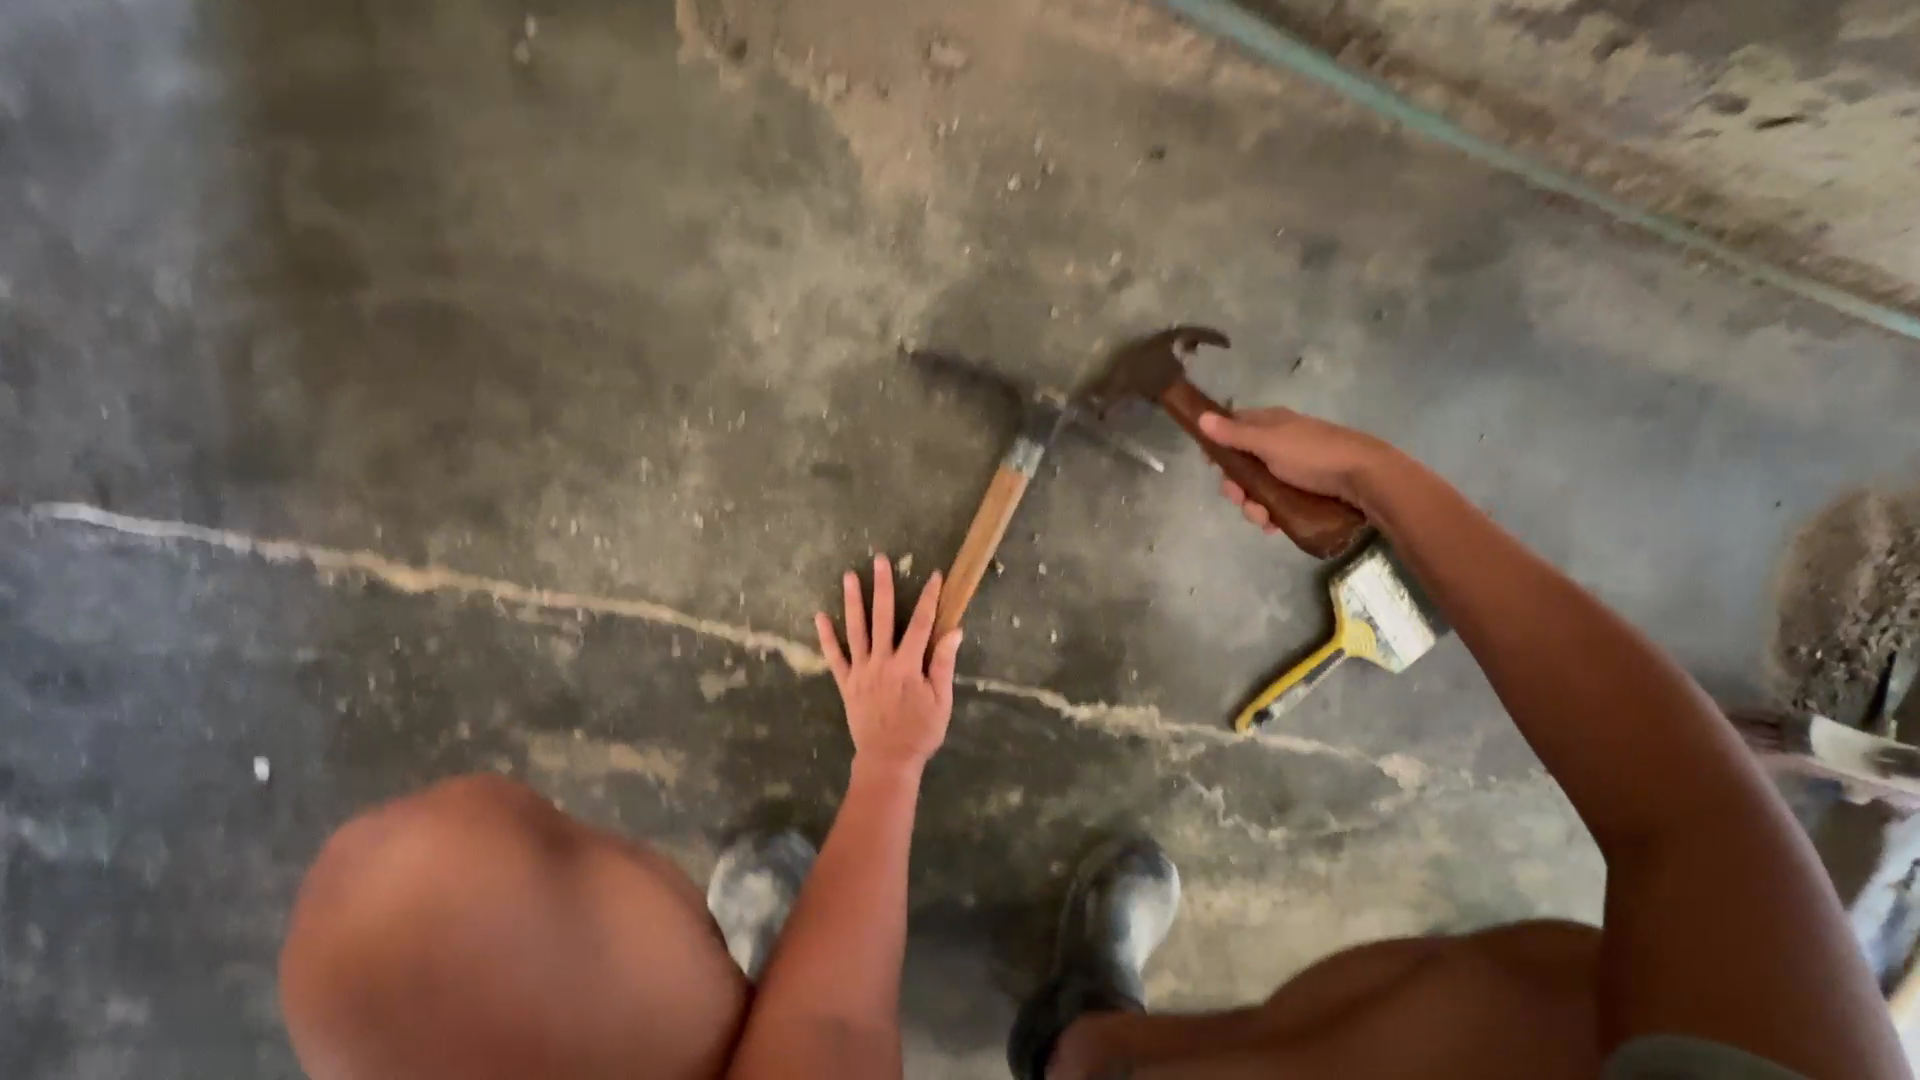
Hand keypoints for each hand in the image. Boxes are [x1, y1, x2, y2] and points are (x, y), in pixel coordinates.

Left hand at [814, 554, 962, 773]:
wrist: (888, 760)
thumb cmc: (920, 732)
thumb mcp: (941, 701)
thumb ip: (943, 665)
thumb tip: (954, 631)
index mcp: (908, 665)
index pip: (921, 624)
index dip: (929, 598)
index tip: (934, 575)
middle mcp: (882, 662)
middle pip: (883, 617)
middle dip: (883, 587)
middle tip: (880, 559)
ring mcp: (861, 671)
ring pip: (856, 630)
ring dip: (853, 602)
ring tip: (849, 576)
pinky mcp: (846, 684)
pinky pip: (835, 657)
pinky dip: (827, 637)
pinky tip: (820, 616)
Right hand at [1196, 408, 1395, 532]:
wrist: (1365, 478)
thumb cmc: (1314, 454)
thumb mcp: (1269, 442)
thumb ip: (1234, 433)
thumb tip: (1201, 417)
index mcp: (1271, 424)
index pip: (1234, 427)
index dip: (1218, 444)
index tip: (1210, 465)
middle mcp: (1279, 443)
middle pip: (1242, 464)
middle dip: (1236, 485)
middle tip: (1239, 498)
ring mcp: (1292, 468)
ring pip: (1258, 487)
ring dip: (1252, 506)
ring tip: (1262, 519)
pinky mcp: (1304, 490)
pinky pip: (1276, 502)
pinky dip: (1270, 514)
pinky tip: (1273, 526)